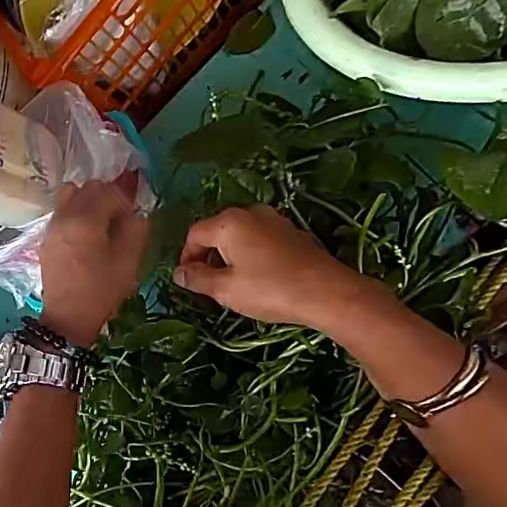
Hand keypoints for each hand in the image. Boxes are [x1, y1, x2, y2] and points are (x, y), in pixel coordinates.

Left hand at [39, 176, 150, 344]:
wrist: (68, 316)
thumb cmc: (101, 290)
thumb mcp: (129, 261)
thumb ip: (136, 229)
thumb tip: (135, 213)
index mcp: (85, 220)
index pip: (109, 191)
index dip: (125, 201)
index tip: (132, 218)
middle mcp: (64, 216)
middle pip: (88, 187)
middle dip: (107, 196)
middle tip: (119, 218)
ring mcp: (52, 226)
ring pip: (71, 195)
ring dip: (88, 201)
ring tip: (100, 223)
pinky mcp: (46, 237)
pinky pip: (62, 211)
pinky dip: (75, 213)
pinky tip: (85, 235)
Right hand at [172, 204, 388, 331]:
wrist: (328, 293)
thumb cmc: (270, 289)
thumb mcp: (225, 289)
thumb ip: (197, 279)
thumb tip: (178, 273)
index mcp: (228, 222)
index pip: (194, 235)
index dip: (186, 258)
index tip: (189, 281)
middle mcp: (250, 213)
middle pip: (216, 231)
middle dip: (207, 256)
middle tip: (209, 283)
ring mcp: (274, 220)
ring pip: (239, 234)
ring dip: (229, 255)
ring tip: (233, 281)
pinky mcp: (292, 232)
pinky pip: (260, 238)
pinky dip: (251, 254)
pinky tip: (259, 277)